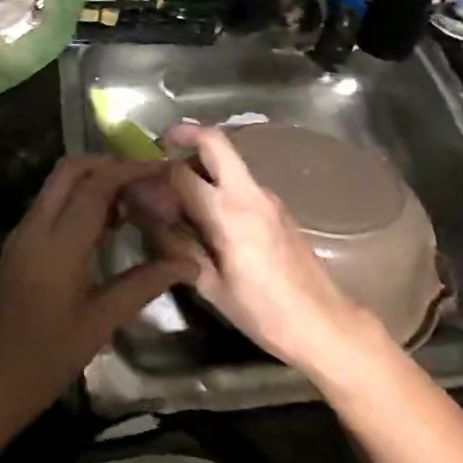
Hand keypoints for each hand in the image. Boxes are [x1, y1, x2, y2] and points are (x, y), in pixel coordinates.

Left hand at [0, 157, 195, 415]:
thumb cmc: (48, 354)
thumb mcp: (101, 321)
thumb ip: (143, 285)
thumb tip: (188, 262)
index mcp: (56, 243)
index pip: (93, 186)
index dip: (129, 170)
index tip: (162, 167)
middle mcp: (34, 226)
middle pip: (68, 172)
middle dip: (107, 165)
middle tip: (147, 181)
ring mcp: (22, 233)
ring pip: (56, 187)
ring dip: (92, 183)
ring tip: (136, 201)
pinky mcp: (18, 244)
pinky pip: (49, 207)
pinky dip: (77, 202)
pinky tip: (107, 226)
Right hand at [125, 124, 388, 377]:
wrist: (328, 328)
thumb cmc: (264, 311)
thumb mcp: (207, 283)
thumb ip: (173, 241)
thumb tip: (143, 213)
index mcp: (228, 212)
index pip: (178, 172)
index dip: (151, 173)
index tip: (134, 182)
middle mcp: (249, 194)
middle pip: (214, 142)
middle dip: (184, 135)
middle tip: (159, 147)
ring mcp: (267, 199)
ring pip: (227, 160)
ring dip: (199, 162)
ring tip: (174, 190)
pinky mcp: (276, 209)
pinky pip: (238, 181)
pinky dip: (215, 181)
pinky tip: (202, 212)